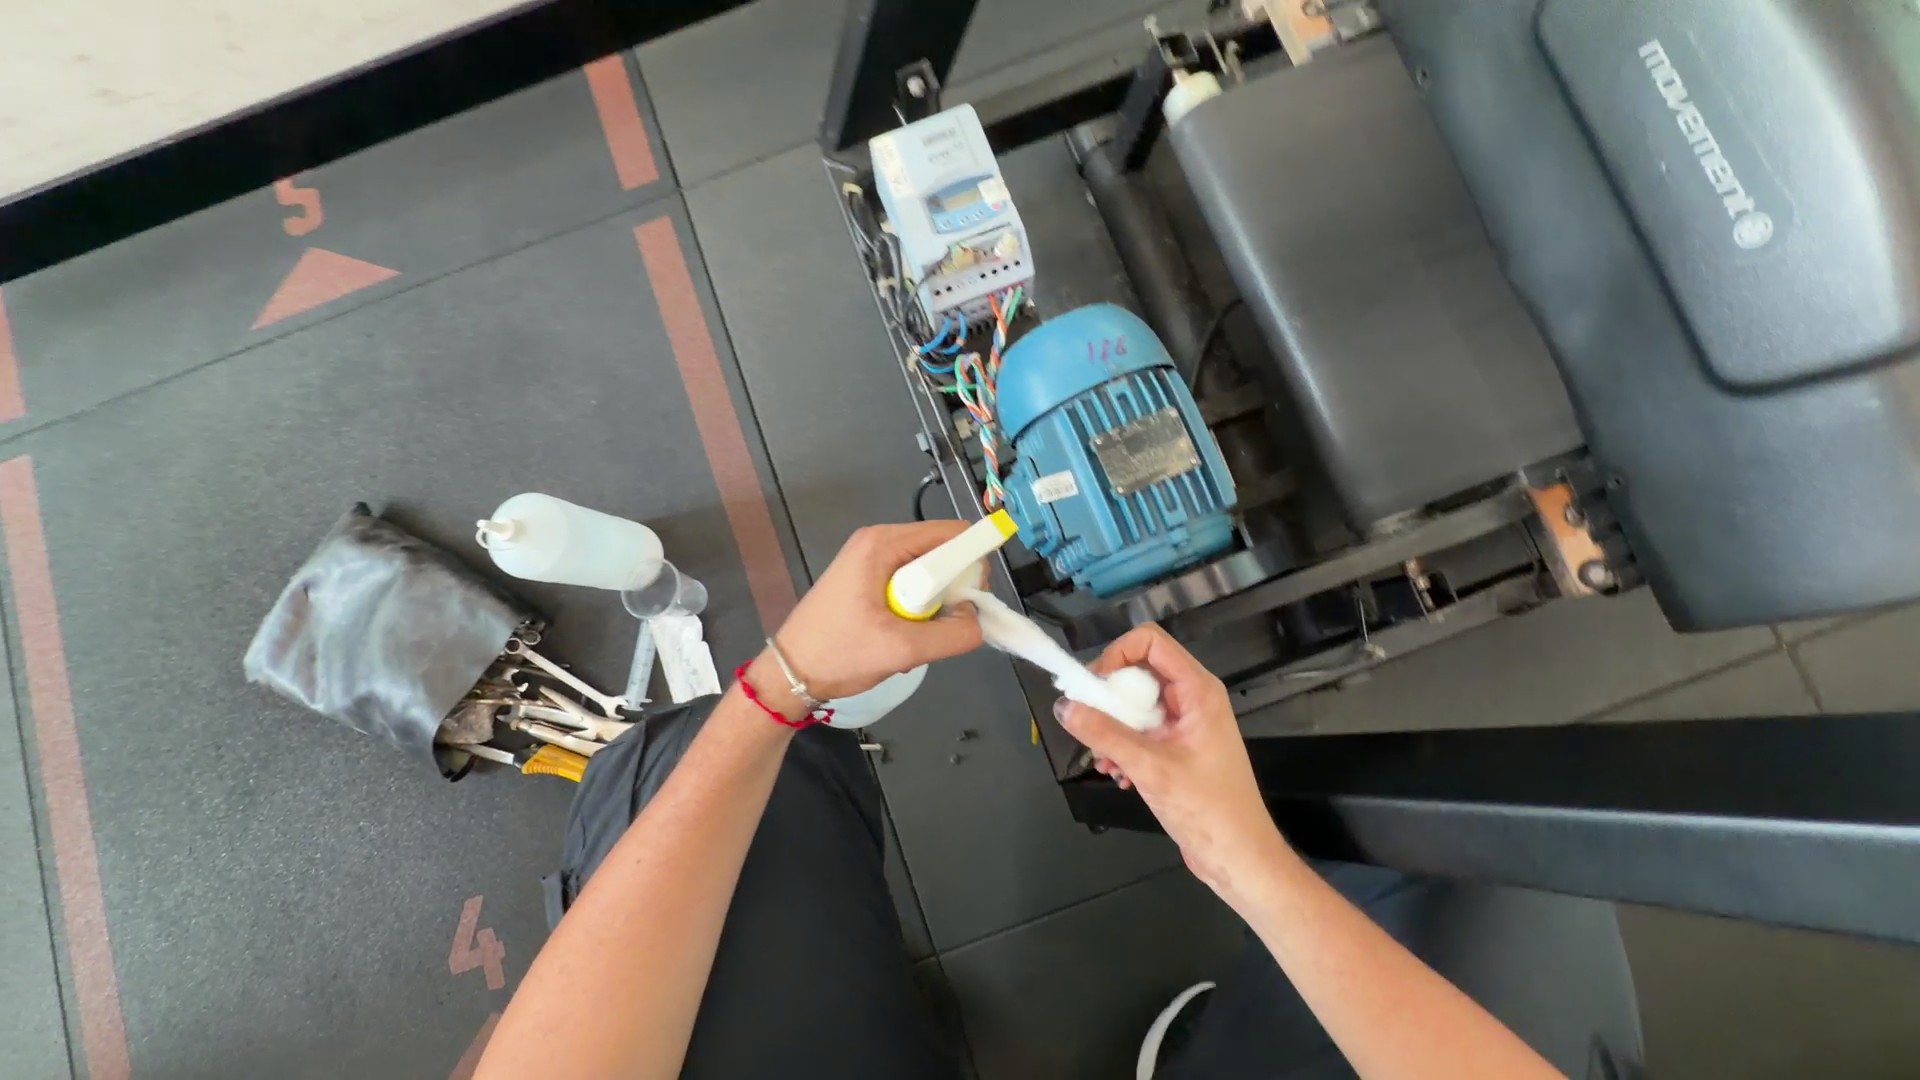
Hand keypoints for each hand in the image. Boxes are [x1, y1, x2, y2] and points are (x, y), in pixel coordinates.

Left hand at [759, 522, 983, 707]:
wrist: (789, 675)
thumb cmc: (838, 654)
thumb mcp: (902, 649)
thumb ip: (952, 634)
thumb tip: (977, 622)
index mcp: (883, 543)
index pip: (953, 533)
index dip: (973, 562)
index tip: (972, 599)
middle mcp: (879, 542)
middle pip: (943, 552)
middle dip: (952, 589)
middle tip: (941, 624)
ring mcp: (872, 561)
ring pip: (930, 574)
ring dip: (934, 606)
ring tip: (914, 635)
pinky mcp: (869, 580)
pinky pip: (913, 587)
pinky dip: (918, 612)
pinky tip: (901, 635)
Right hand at [1056, 624, 1289, 907]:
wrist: (1240, 858)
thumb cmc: (1208, 810)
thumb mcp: (1150, 768)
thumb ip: (1104, 734)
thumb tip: (1064, 706)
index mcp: (1197, 690)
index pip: (1150, 641)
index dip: (1116, 654)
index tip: (1093, 687)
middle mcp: (1192, 698)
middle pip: (1138, 672)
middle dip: (1108, 698)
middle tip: (1087, 725)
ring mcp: (1186, 723)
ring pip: (1135, 704)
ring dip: (1111, 727)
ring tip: (1103, 760)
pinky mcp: (1178, 747)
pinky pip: (1141, 730)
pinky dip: (1122, 746)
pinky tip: (1117, 774)